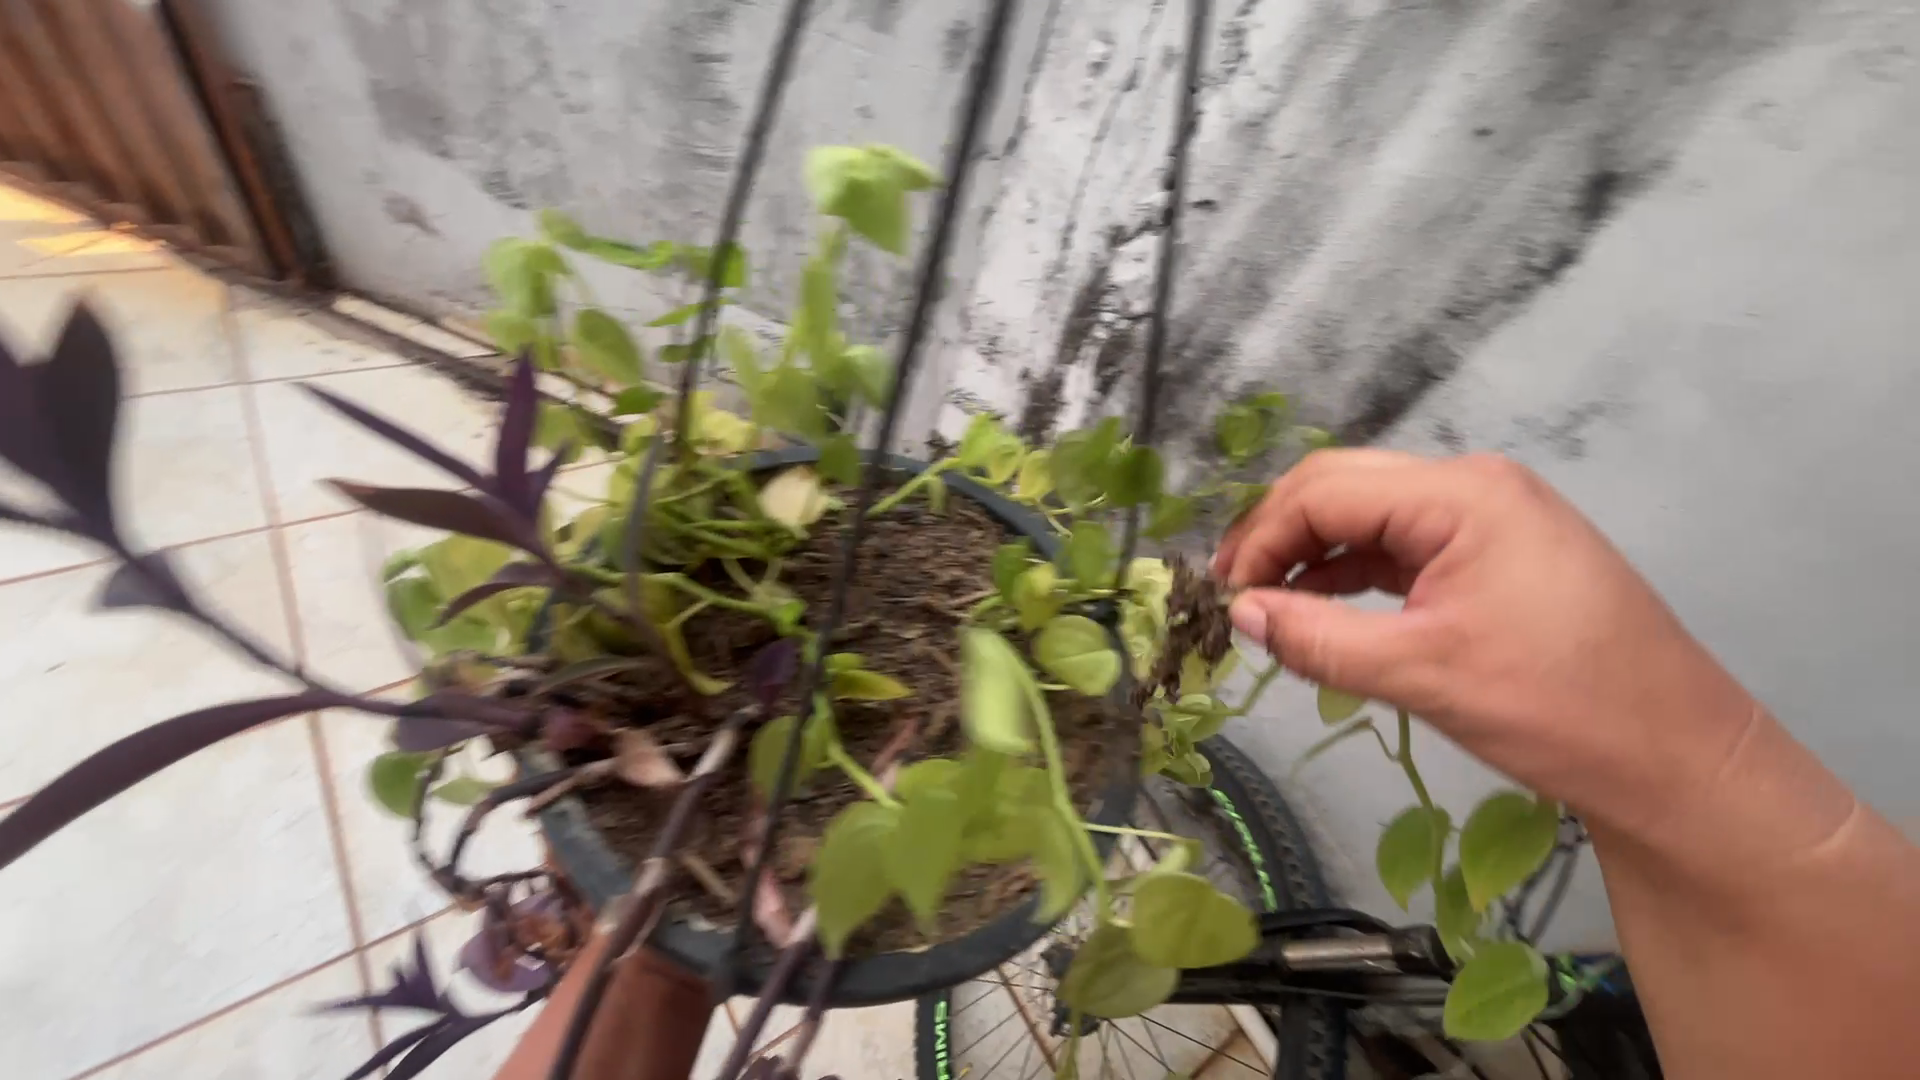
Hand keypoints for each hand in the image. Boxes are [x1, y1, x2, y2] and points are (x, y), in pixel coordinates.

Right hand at [1213, 449, 1755, 831]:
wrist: (1681, 764)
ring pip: (1362, 513)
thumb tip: (1238, 613)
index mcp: (1461, 495)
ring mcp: (1482, 516)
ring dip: (1307, 551)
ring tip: (1263, 599)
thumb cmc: (1557, 710)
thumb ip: (1317, 638)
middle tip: (1233, 590)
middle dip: (1276, 534)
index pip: (1324, 492)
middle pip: (1339, 487)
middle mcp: (1470, 486)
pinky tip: (1315, 602)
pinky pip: (1392, 543)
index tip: (1223, 593)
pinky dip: (1345, 570)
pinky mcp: (1485, 551)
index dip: (1261, 538)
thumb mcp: (1421, 673)